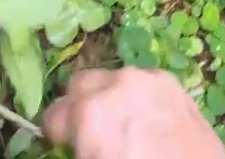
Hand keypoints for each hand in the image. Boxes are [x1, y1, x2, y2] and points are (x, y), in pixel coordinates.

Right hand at [41, 68, 224, 158]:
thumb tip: (76, 143)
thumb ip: (79, 147)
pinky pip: (142, 82)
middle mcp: (114, 85)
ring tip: (125, 129)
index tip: (64, 145)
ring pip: (112, 80)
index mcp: (89, 114)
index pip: (53, 115)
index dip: (57, 134)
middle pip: (80, 84)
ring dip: (110, 99)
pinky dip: (139, 97)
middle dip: (80, 107)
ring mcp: (145, 78)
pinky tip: (150, 123)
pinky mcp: (170, 80)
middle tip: (91, 135)